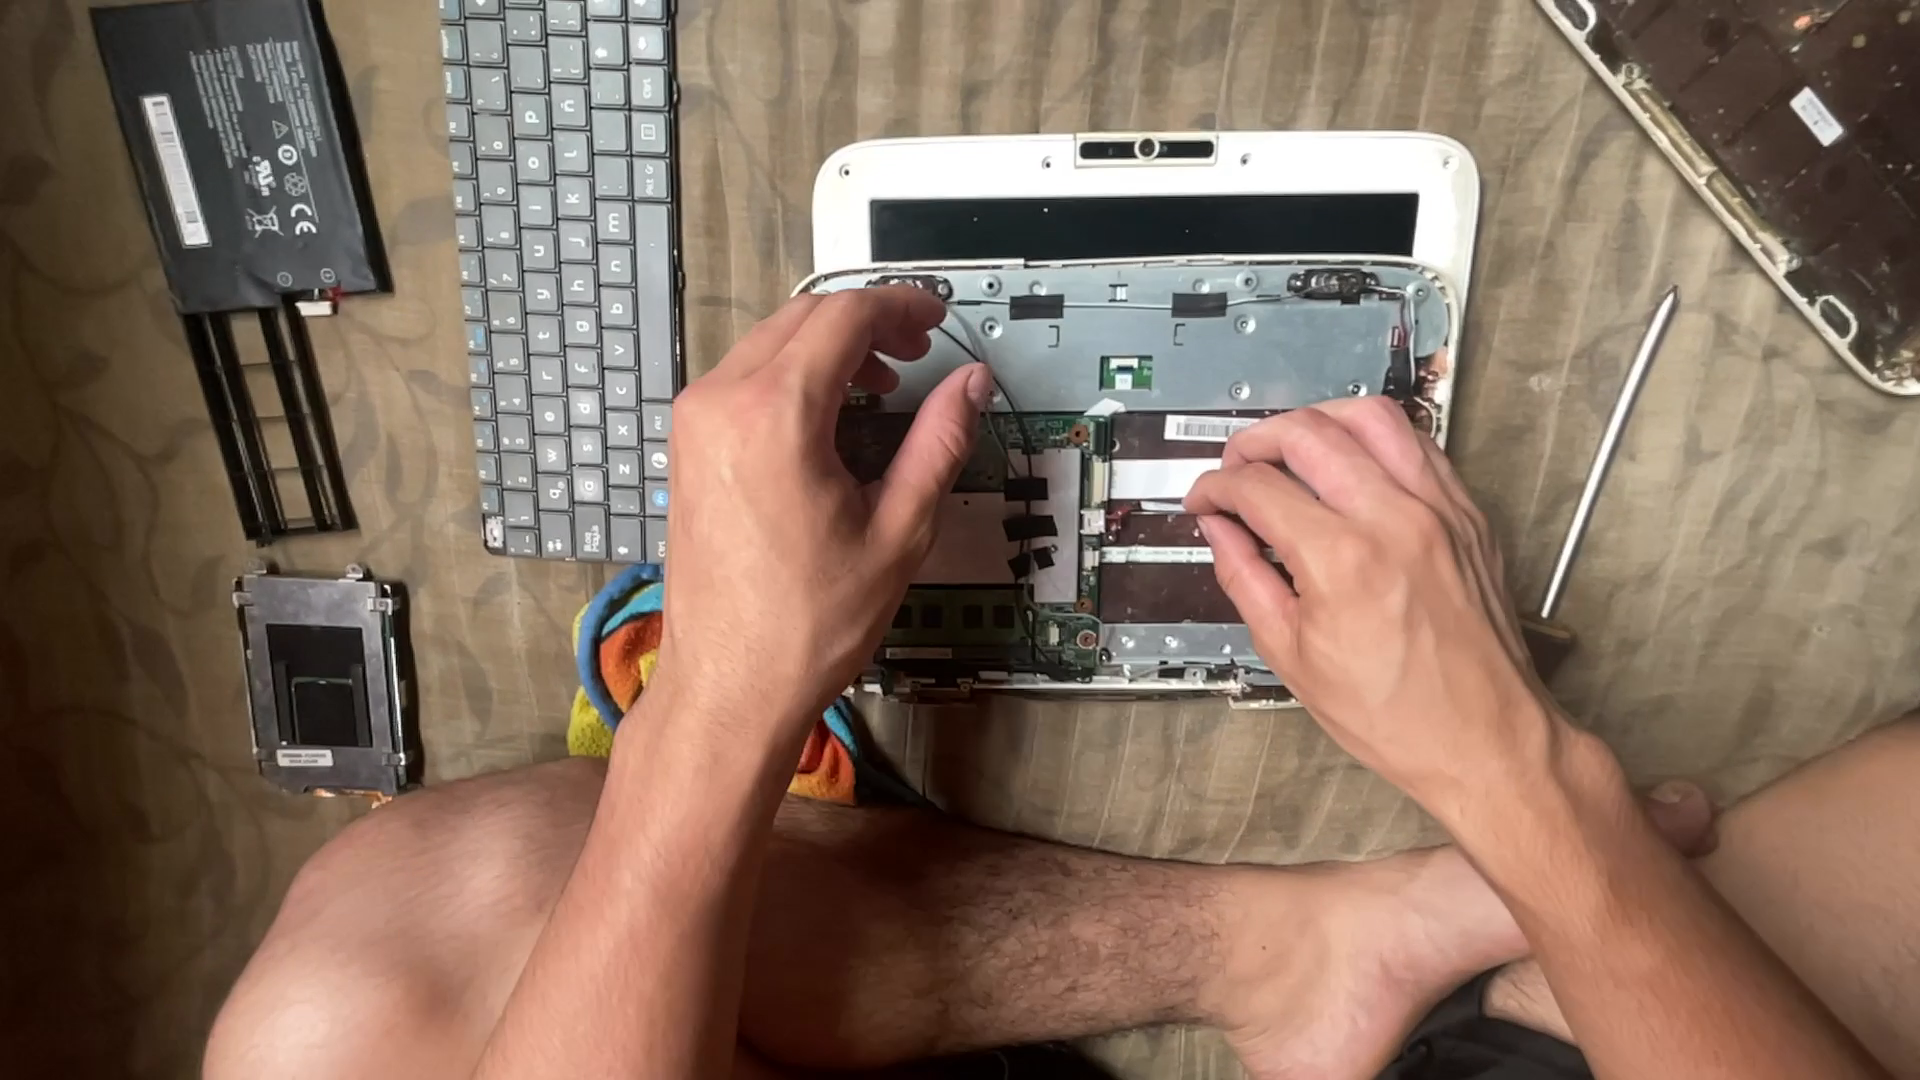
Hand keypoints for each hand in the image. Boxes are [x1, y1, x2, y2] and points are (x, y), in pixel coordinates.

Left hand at [656, 287, 989, 734]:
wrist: (728, 687)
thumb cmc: (807, 625)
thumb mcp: (897, 532)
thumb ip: (938, 443)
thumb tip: (971, 385)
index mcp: (773, 417)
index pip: (843, 317)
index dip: (900, 306)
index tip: (936, 319)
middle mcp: (720, 403)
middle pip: (803, 318)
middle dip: (868, 322)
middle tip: (918, 352)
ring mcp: (695, 424)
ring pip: (771, 343)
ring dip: (831, 347)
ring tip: (882, 386)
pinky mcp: (689, 448)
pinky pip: (745, 379)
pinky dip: (795, 376)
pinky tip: (831, 415)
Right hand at [1185, 396, 1564, 822]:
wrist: (1485, 740)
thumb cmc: (1394, 712)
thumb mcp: (1288, 651)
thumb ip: (1243, 576)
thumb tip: (1219, 530)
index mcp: (1341, 559)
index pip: (1256, 487)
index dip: (1214, 488)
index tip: (1204, 502)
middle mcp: (1394, 519)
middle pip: (1306, 433)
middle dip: (1252, 442)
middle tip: (1233, 469)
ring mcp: (1439, 510)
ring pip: (1369, 417)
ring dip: (1313, 420)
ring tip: (1286, 447)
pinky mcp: (1467, 515)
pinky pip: (1415, 444)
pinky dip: (1368, 439)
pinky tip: (1345, 464)